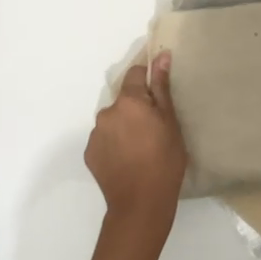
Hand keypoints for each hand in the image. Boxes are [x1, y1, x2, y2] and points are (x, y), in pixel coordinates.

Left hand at [86, 54, 187, 235]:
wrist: (141, 204)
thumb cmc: (164, 160)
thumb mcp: (170, 122)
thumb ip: (161, 87)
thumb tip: (160, 56)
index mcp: (128, 101)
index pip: (135, 74)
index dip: (147, 78)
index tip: (159, 92)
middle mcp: (106, 112)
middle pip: (124, 100)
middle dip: (137, 108)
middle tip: (155, 129)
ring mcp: (95, 134)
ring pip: (113, 121)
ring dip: (125, 127)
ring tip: (141, 148)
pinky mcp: (90, 153)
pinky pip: (105, 140)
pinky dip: (115, 144)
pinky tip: (128, 160)